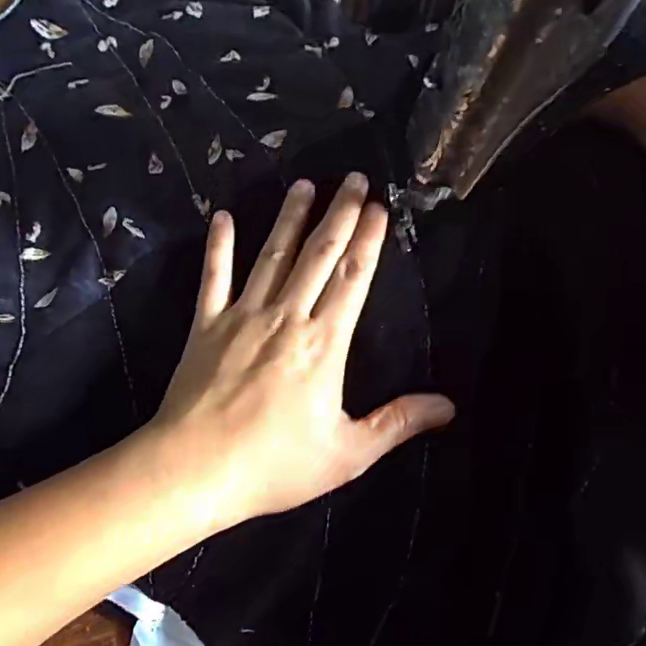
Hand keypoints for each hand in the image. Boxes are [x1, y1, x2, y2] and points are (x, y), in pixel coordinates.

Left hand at [139, 174, 455, 530]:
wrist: (196, 467)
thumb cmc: (274, 465)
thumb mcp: (347, 453)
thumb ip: (397, 423)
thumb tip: (449, 405)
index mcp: (324, 345)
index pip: (353, 279)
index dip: (368, 240)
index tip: (378, 207)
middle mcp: (285, 318)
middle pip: (317, 256)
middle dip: (338, 214)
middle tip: (351, 178)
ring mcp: (241, 318)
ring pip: (271, 257)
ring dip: (289, 219)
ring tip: (303, 185)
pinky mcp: (205, 327)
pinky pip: (213, 278)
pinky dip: (219, 247)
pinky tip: (222, 218)